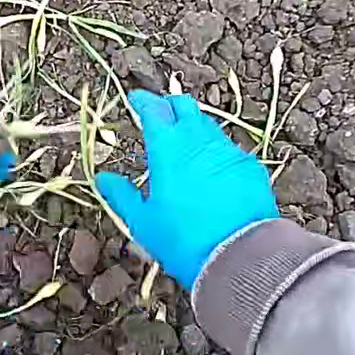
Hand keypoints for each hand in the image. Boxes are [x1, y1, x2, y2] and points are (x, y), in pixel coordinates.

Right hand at [96, 90, 279, 285]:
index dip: (143, 101)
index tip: (136, 98)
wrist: (240, 255)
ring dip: (194, 126)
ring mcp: (229, 150)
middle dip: (170, 104)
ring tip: (185, 139)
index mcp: (168, 147)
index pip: (154, 109)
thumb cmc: (183, 240)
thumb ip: (122, 195)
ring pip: (209, 126)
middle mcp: (200, 140)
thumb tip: (104, 178)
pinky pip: (229, 148)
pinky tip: (211, 166)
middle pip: (185, 107)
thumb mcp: (144, 221)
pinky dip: (216, 149)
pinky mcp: (250, 166)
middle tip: (161, 111)